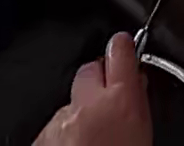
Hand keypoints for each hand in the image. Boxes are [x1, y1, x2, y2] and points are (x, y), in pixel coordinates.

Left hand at [33, 33, 151, 145]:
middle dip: (97, 80)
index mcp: (120, 99)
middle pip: (89, 69)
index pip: (119, 47)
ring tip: (88, 136)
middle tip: (105, 102)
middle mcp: (88, 105)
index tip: (124, 48)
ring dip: (78, 111)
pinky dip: (61, 133)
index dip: (121, 46)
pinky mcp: (40, 139)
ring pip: (70, 99)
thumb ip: (139, 98)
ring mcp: (61, 122)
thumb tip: (136, 80)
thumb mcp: (142, 130)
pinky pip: (53, 124)